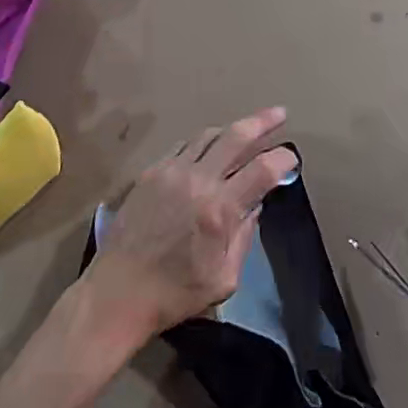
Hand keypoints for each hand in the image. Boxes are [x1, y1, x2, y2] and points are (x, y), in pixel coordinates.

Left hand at [79, 108, 298, 347]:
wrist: (116, 294)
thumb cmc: (175, 294)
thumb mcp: (225, 278)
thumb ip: (245, 237)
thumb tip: (255, 206)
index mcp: (220, 210)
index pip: (263, 169)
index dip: (283, 158)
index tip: (291, 158)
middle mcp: (198, 181)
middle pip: (237, 137)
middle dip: (263, 122)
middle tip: (280, 113)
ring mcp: (171, 173)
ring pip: (208, 135)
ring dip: (232, 129)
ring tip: (246, 129)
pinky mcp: (150, 174)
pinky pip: (183, 146)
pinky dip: (203, 143)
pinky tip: (209, 148)